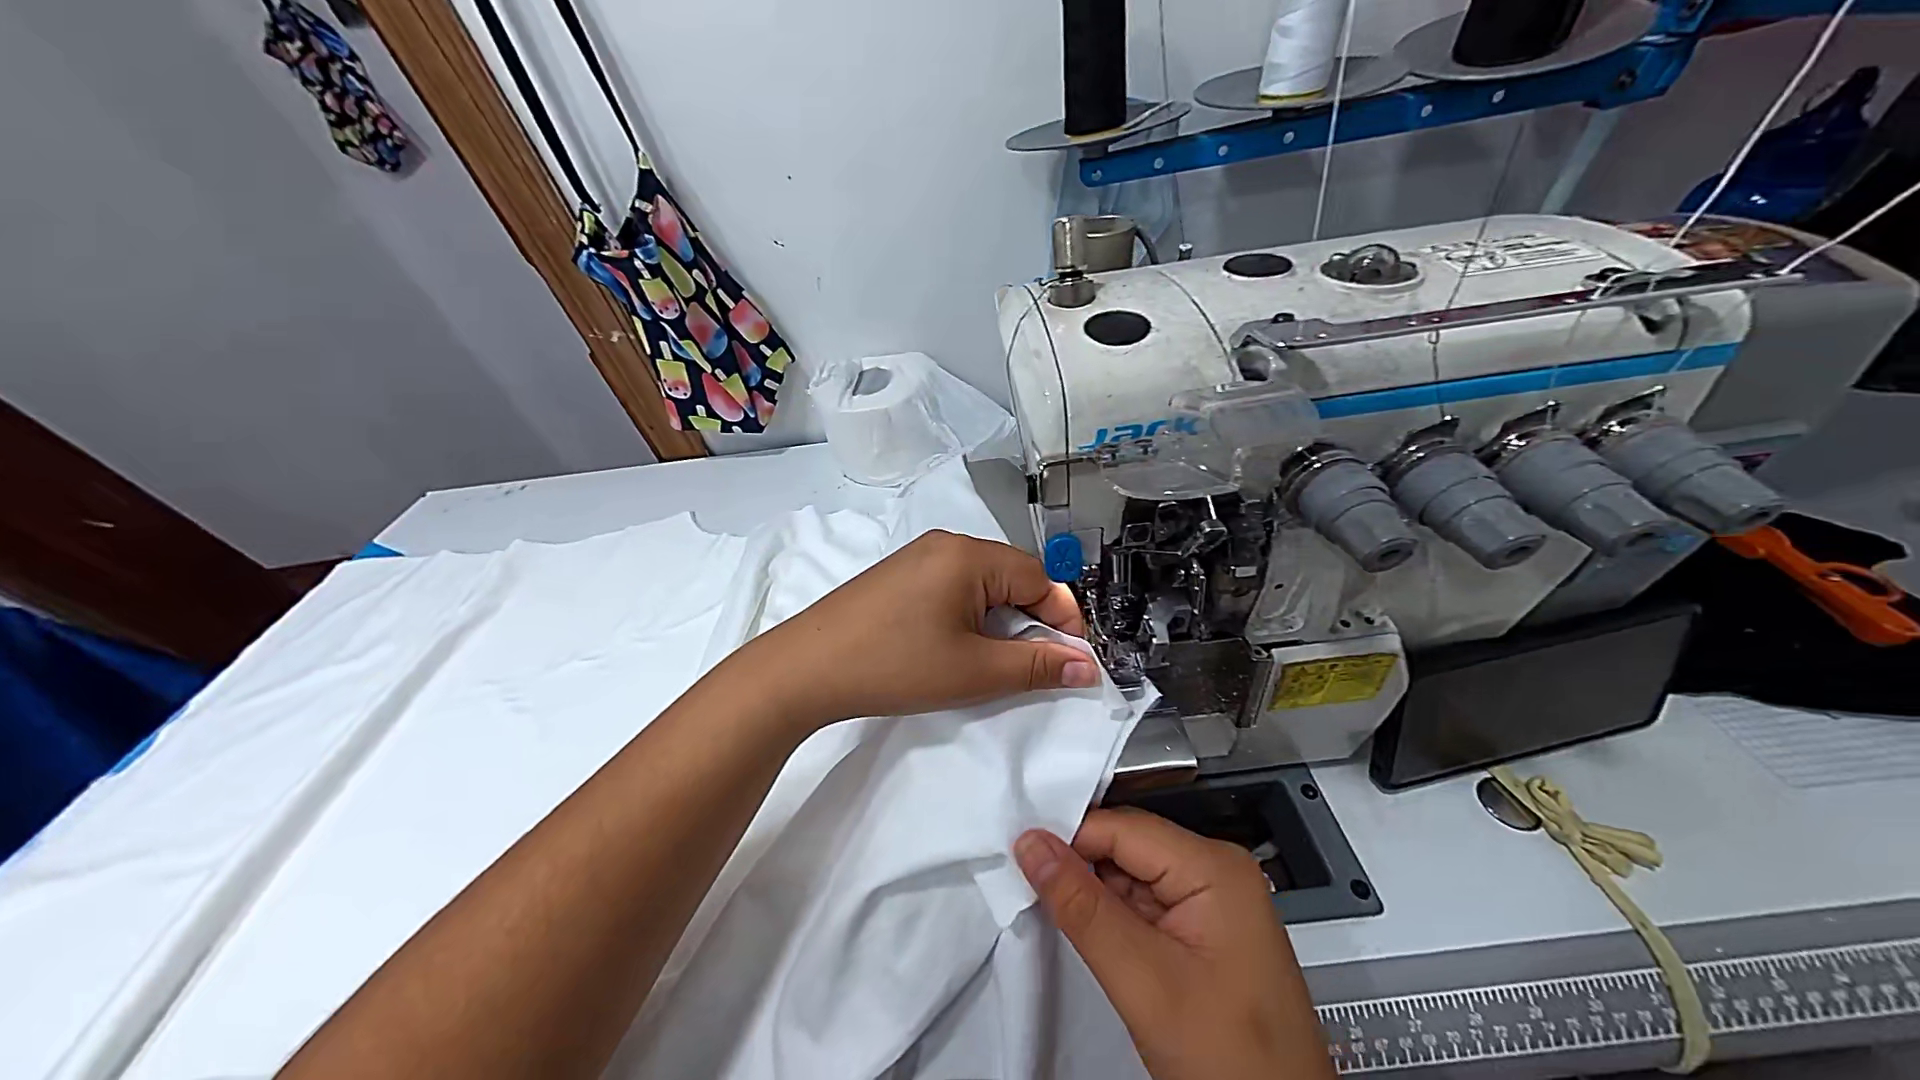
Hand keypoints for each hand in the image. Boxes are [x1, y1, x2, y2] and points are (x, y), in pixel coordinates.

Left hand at [744, 530, 1098, 731]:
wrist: (805, 668)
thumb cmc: (893, 665)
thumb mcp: (974, 671)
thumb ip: (1037, 666)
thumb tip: (1086, 666)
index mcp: (968, 555)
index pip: (1040, 578)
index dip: (1062, 619)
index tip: (1072, 659)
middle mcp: (945, 543)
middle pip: (1013, 575)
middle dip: (1032, 619)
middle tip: (1034, 664)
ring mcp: (918, 555)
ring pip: (983, 582)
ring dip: (1001, 618)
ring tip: (994, 660)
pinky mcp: (899, 574)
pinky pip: (954, 585)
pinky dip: (970, 614)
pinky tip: (958, 645)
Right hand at [1015, 809, 1333, 1079]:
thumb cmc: (1236, 1060)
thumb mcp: (1143, 979)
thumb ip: (1082, 905)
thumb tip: (1033, 846)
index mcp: (1213, 866)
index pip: (1120, 827)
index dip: (1068, 839)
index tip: (1022, 857)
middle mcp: (1214, 871)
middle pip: (1123, 844)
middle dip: (1078, 867)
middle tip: (1034, 890)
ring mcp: (1208, 899)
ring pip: (1127, 872)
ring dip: (1092, 894)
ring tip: (1065, 920)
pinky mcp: (1198, 927)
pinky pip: (1140, 901)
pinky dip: (1110, 915)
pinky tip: (1095, 937)